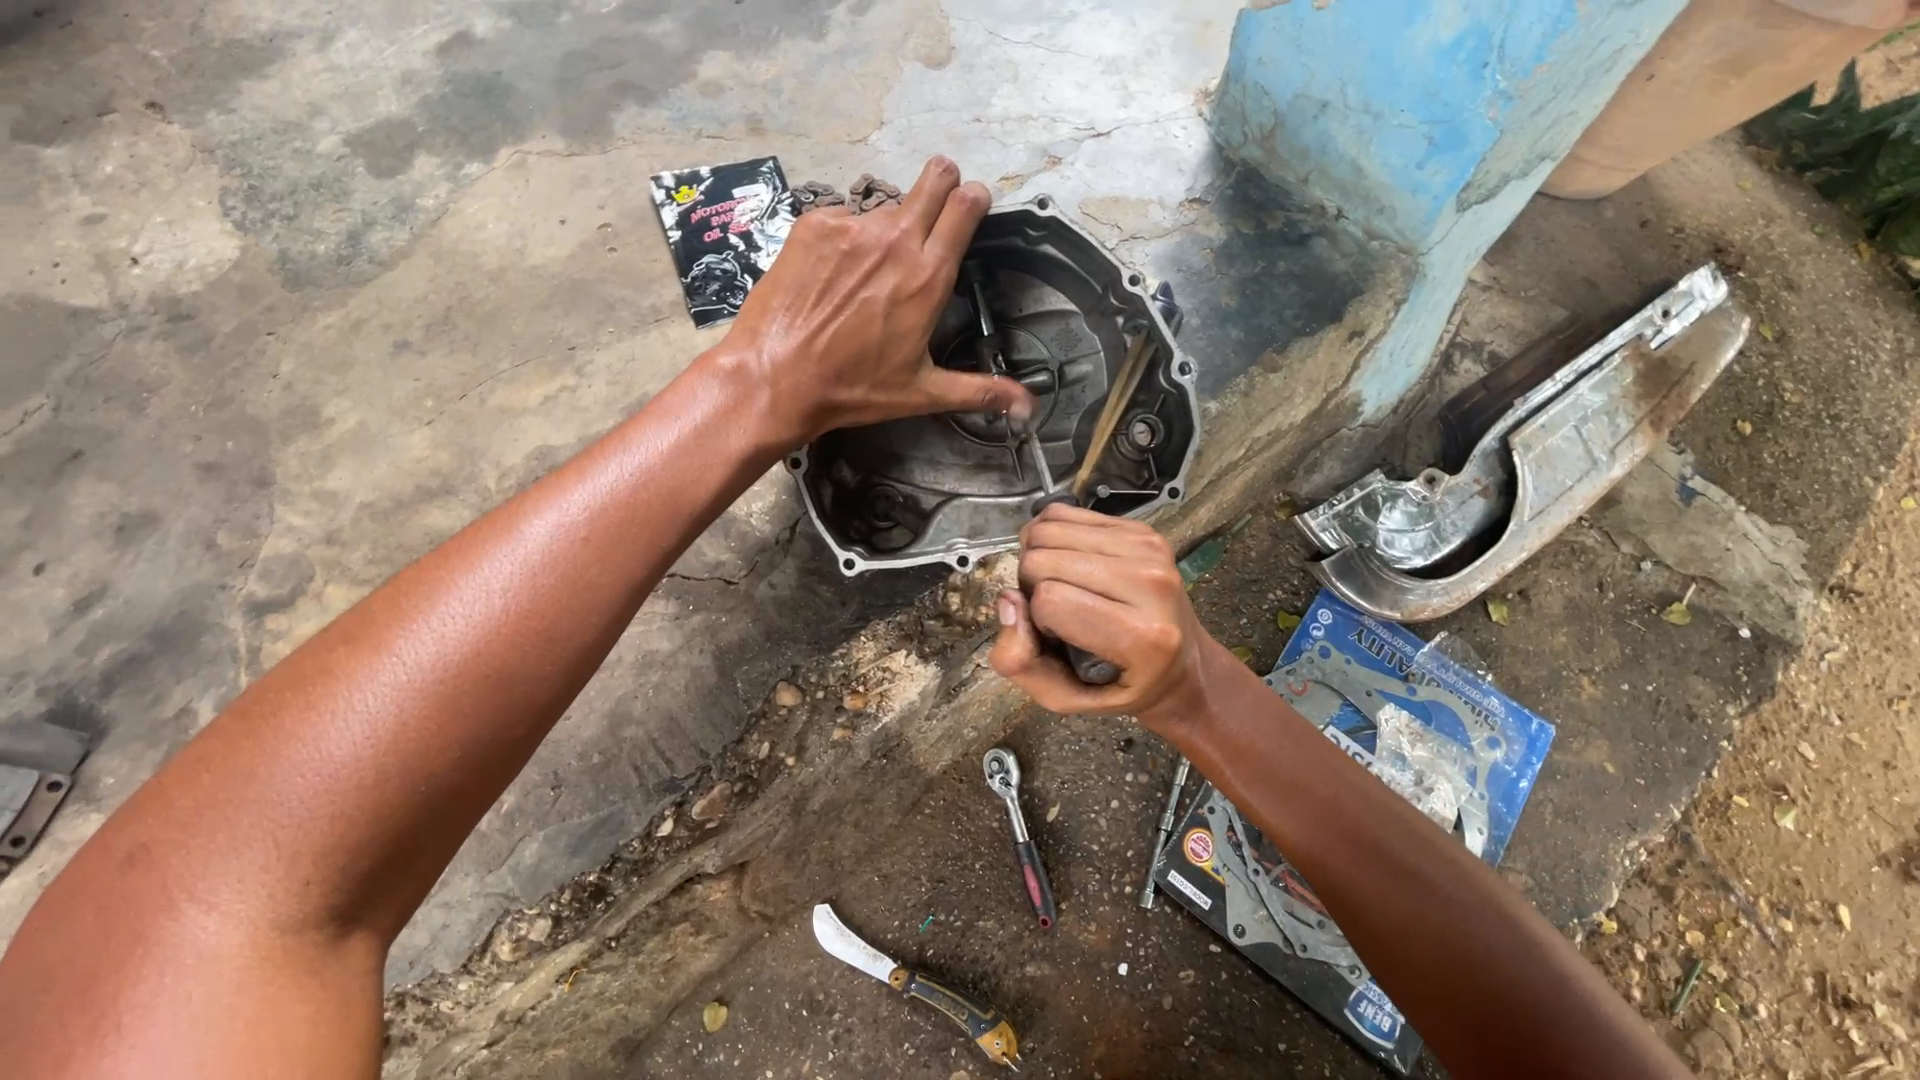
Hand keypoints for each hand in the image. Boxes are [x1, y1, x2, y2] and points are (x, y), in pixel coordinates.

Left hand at [717, 156, 1035, 443]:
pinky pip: (843, 215)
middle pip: (936, 176)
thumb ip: (980, 391)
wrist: (774, 378)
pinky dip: (846, 236)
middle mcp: (894, 239)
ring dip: (888, 225)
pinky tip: (833, 274)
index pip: (967, 204)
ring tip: (868, 271)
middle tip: (933, 216)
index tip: (970, 210)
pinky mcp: (814, 225)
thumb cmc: (851, 388)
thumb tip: (1028, 407)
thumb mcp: (922, 392)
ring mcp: (851, 227)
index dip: (974, 200)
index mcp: (928, 276)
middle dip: (943, 186)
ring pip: (887, 202)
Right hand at [989, 504, 1222, 725]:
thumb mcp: (1064, 698)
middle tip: (1057, 611)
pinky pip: (1065, 513)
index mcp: (1141, 637)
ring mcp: (1149, 550)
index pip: (1050, 600)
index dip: (1037, 619)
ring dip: (1040, 557)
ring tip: (1064, 586)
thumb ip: (1020, 663)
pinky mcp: (1142, 529)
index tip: (1058, 636)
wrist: (1183, 663)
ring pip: (1048, 528)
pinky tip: (1071, 564)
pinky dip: (1055, 538)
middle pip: (1043, 557)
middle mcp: (1152, 584)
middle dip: (1032, 585)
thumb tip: (1007, 600)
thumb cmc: (1122, 686)